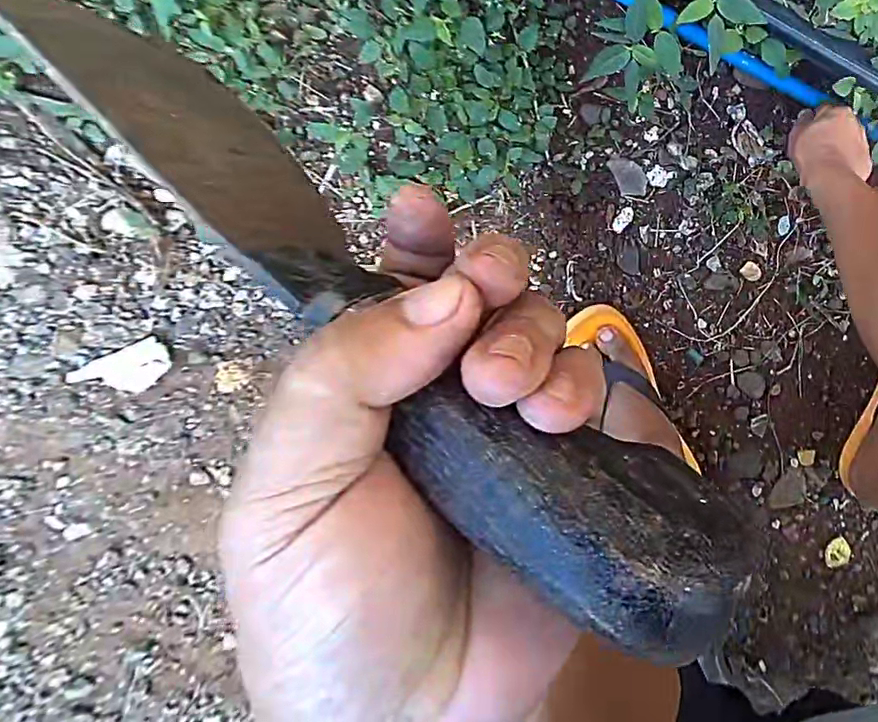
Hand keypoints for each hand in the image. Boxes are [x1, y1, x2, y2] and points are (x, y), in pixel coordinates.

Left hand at [219, 185, 610, 721]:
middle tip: (481, 301)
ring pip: (543, 322)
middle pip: (487, 284)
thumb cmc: (332, 608)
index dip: (415, 237)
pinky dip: (577, 382)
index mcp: (375, 379)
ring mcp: (516, 412)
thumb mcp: (287, 494)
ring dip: (531, 336)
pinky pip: (590, 380)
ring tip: (509, 394)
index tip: (420, 206)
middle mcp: (448, 381)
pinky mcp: (574, 448)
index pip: (398, 283)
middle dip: (490, 274)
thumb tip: (440, 297)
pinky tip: (556, 421)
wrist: (422, 718)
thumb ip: (341, 377)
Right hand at [789, 104, 873, 183]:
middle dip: (830, 132)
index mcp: (839, 112)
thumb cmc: (815, 155)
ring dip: (839, 147)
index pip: (826, 109)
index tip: (810, 126)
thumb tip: (804, 119)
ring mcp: (862, 142)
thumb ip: (803, 121)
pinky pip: (854, 157)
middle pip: (841, 124)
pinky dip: (846, 161)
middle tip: (815, 144)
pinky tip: (833, 168)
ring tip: (823, 159)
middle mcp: (855, 124)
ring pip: (849, 141)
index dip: (816, 119)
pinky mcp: (866, 160)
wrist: (831, 178)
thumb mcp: (797, 133)